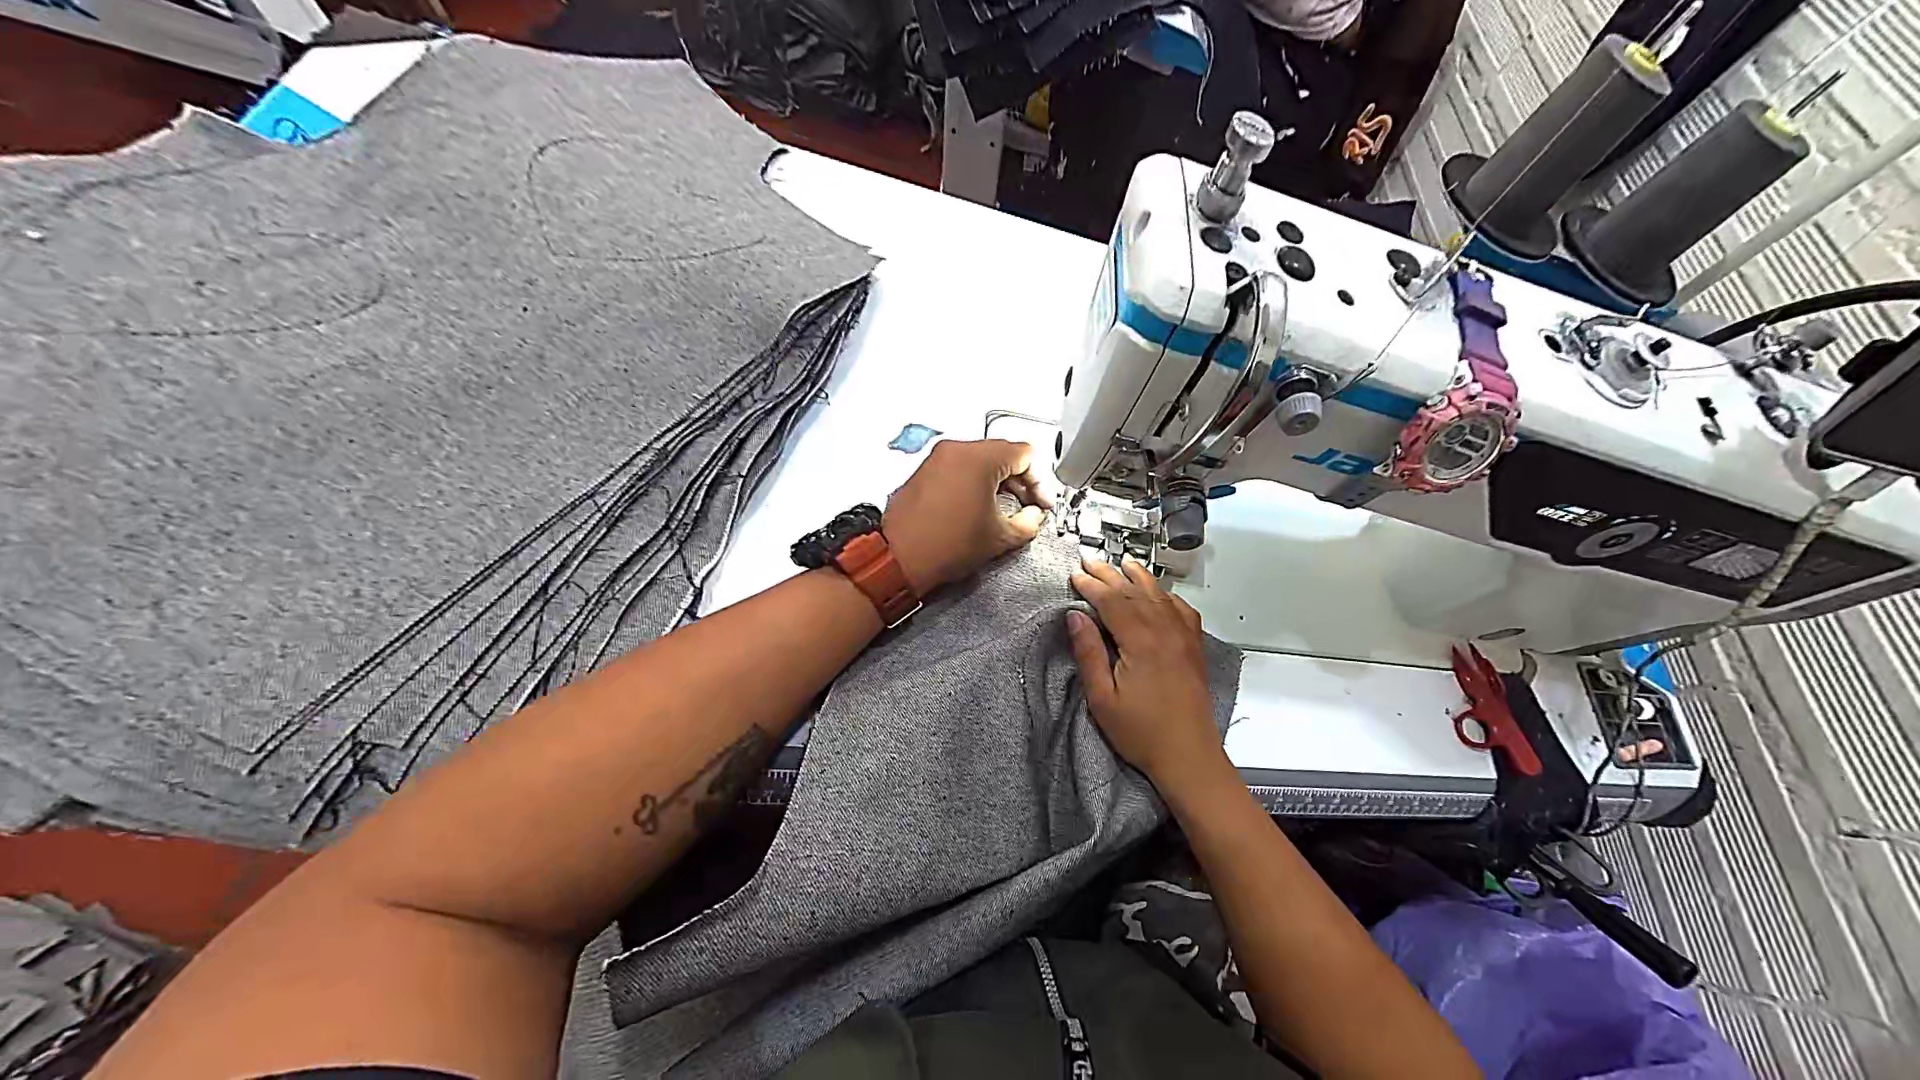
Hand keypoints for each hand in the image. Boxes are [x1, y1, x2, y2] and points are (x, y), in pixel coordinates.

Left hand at [883, 439, 1052, 594]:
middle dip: (1021, 480)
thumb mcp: (999, 537)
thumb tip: (1033, 516)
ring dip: (998, 481)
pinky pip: (959, 468)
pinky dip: (974, 483)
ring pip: (980, 460)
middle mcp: (957, 450)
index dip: (1041, 481)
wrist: (898, 559)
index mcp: (980, 458)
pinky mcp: (925, 472)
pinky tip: (978, 509)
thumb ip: (1028, 522)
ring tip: (1003, 510)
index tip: (1041, 502)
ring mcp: (938, 459)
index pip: (1026, 454)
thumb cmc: (942, 546)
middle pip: (1003, 453)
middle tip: (1028, 506)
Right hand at [1067, 557, 1225, 786]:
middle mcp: (1166, 632)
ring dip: (1139, 578)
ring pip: (1159, 596)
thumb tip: (1075, 617)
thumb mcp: (1102, 698)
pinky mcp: (1194, 648)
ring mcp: (1184, 638)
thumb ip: (1089, 653)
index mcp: (1141, 642)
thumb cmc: (1141, 733)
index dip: (1092, 586)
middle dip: (1110, 575)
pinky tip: (1160, 594)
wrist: (1189, 756)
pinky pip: (1182, 611)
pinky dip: (1167, 596)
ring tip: (1124, 564)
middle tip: (1090, 562)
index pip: (1112, 601)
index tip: (1075, 576)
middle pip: (1134, 592)